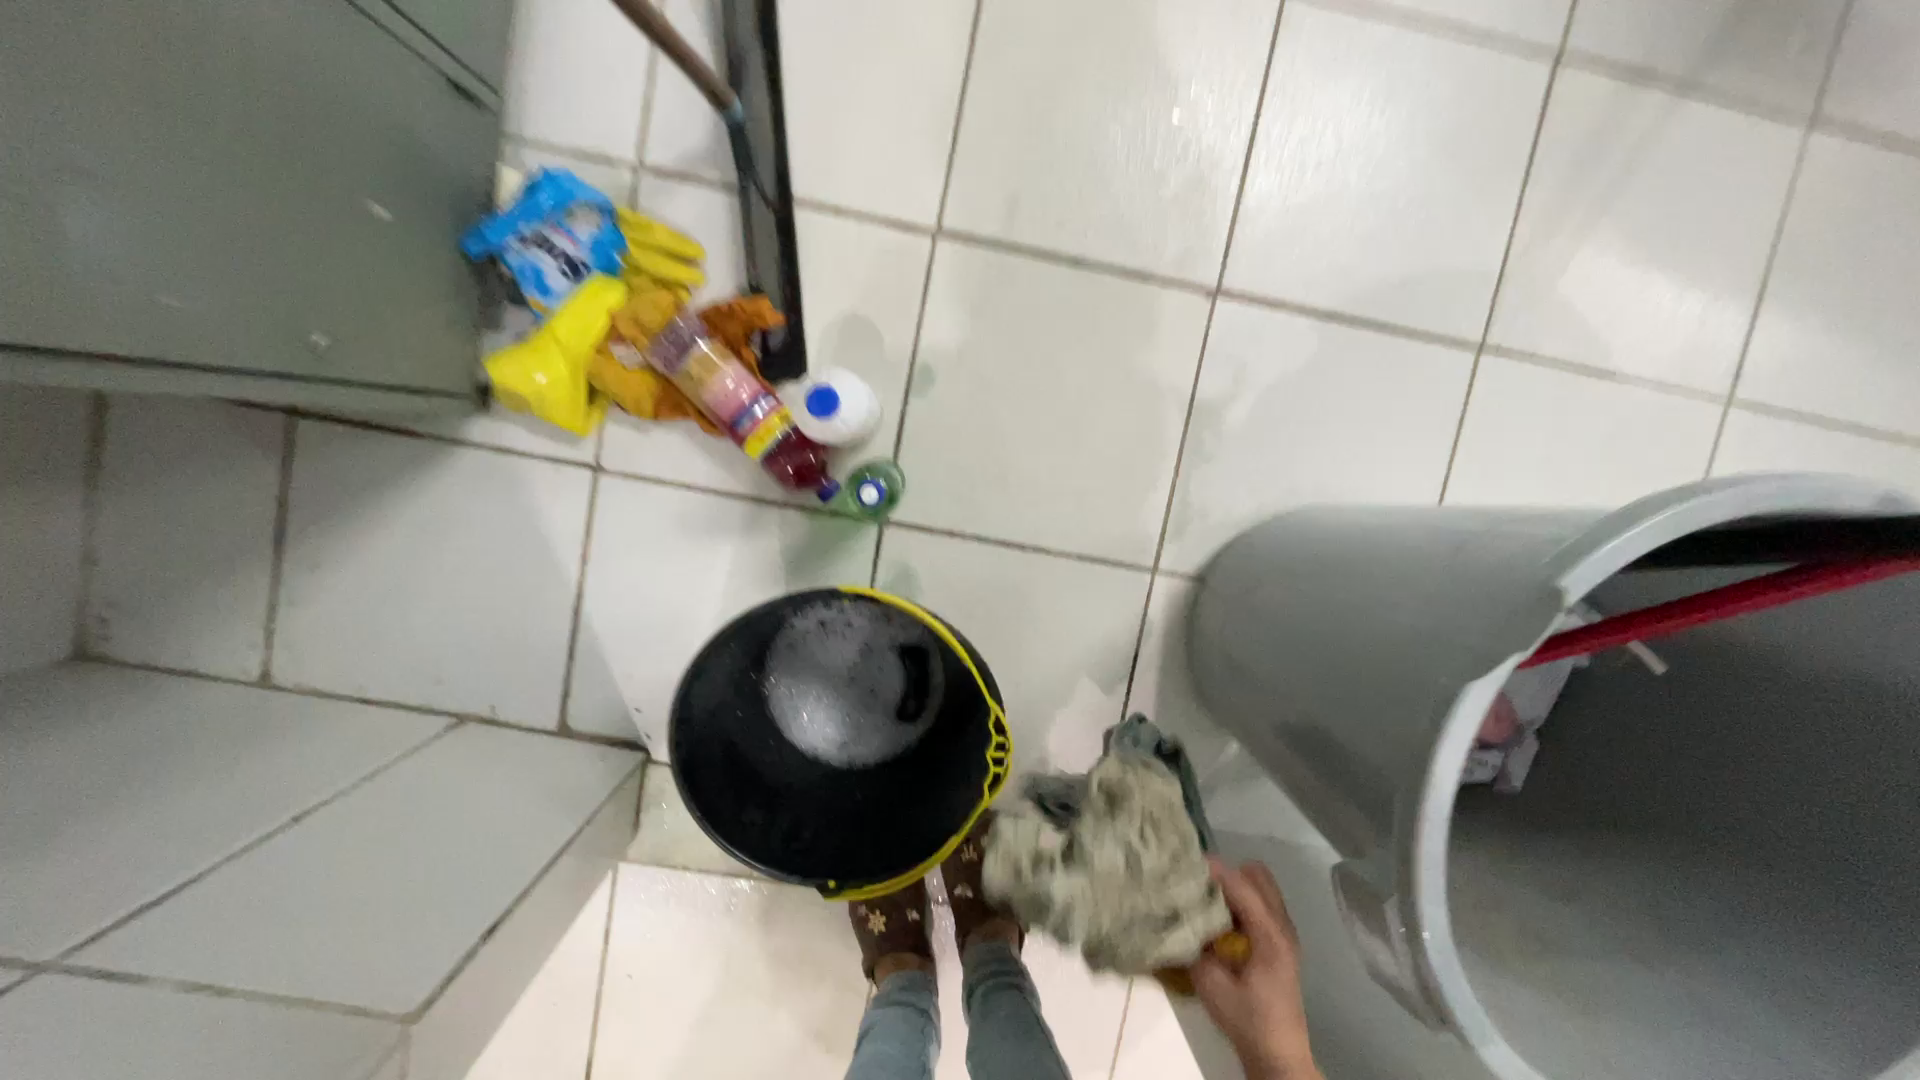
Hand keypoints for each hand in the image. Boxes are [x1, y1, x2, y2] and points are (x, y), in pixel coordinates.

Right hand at [1190, 859, 1321, 1079]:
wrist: (1277, 1052)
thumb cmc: (1247, 1019)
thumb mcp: (1211, 985)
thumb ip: (1195, 948)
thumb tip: (1178, 918)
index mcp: (1270, 935)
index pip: (1242, 886)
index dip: (1215, 870)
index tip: (1188, 862)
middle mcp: (1282, 927)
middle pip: (1258, 876)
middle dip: (1228, 873)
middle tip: (1200, 883)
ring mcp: (1285, 933)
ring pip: (1262, 887)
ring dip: (1235, 885)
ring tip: (1207, 897)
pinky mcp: (1280, 942)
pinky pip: (1262, 903)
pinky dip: (1241, 900)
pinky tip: (1220, 918)